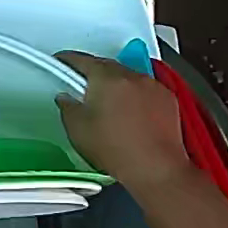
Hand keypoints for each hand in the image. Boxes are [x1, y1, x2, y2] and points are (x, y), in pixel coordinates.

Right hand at [53, 52, 190, 189]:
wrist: (156, 168)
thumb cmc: (113, 148)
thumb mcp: (77, 129)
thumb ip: (67, 107)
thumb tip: (66, 96)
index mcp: (106, 78)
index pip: (82, 60)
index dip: (67, 59)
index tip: (59, 61)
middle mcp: (131, 75)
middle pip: (107, 65)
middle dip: (92, 71)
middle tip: (81, 85)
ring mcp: (153, 85)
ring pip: (127, 76)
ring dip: (115, 82)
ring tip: (107, 100)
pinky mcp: (168, 98)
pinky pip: (145, 88)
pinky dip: (134, 93)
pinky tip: (130, 111)